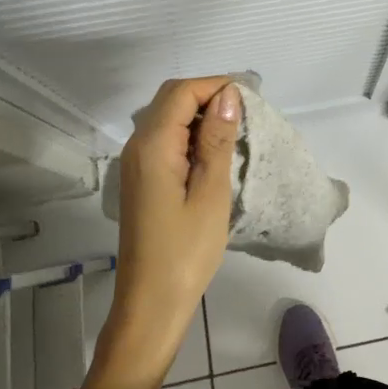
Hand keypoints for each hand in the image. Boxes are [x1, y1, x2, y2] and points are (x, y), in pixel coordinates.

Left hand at [110, 77, 241, 348]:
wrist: (151, 303)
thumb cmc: (186, 251)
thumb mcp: (211, 193)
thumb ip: (217, 140)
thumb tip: (228, 96)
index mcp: (152, 146)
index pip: (182, 93)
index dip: (215, 85)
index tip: (251, 96)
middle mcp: (137, 147)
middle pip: (170, 99)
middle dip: (207, 95)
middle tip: (247, 111)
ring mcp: (136, 164)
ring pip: (166, 118)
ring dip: (199, 115)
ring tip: (236, 130)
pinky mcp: (142, 180)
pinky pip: (164, 139)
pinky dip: (190, 134)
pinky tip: (214, 153)